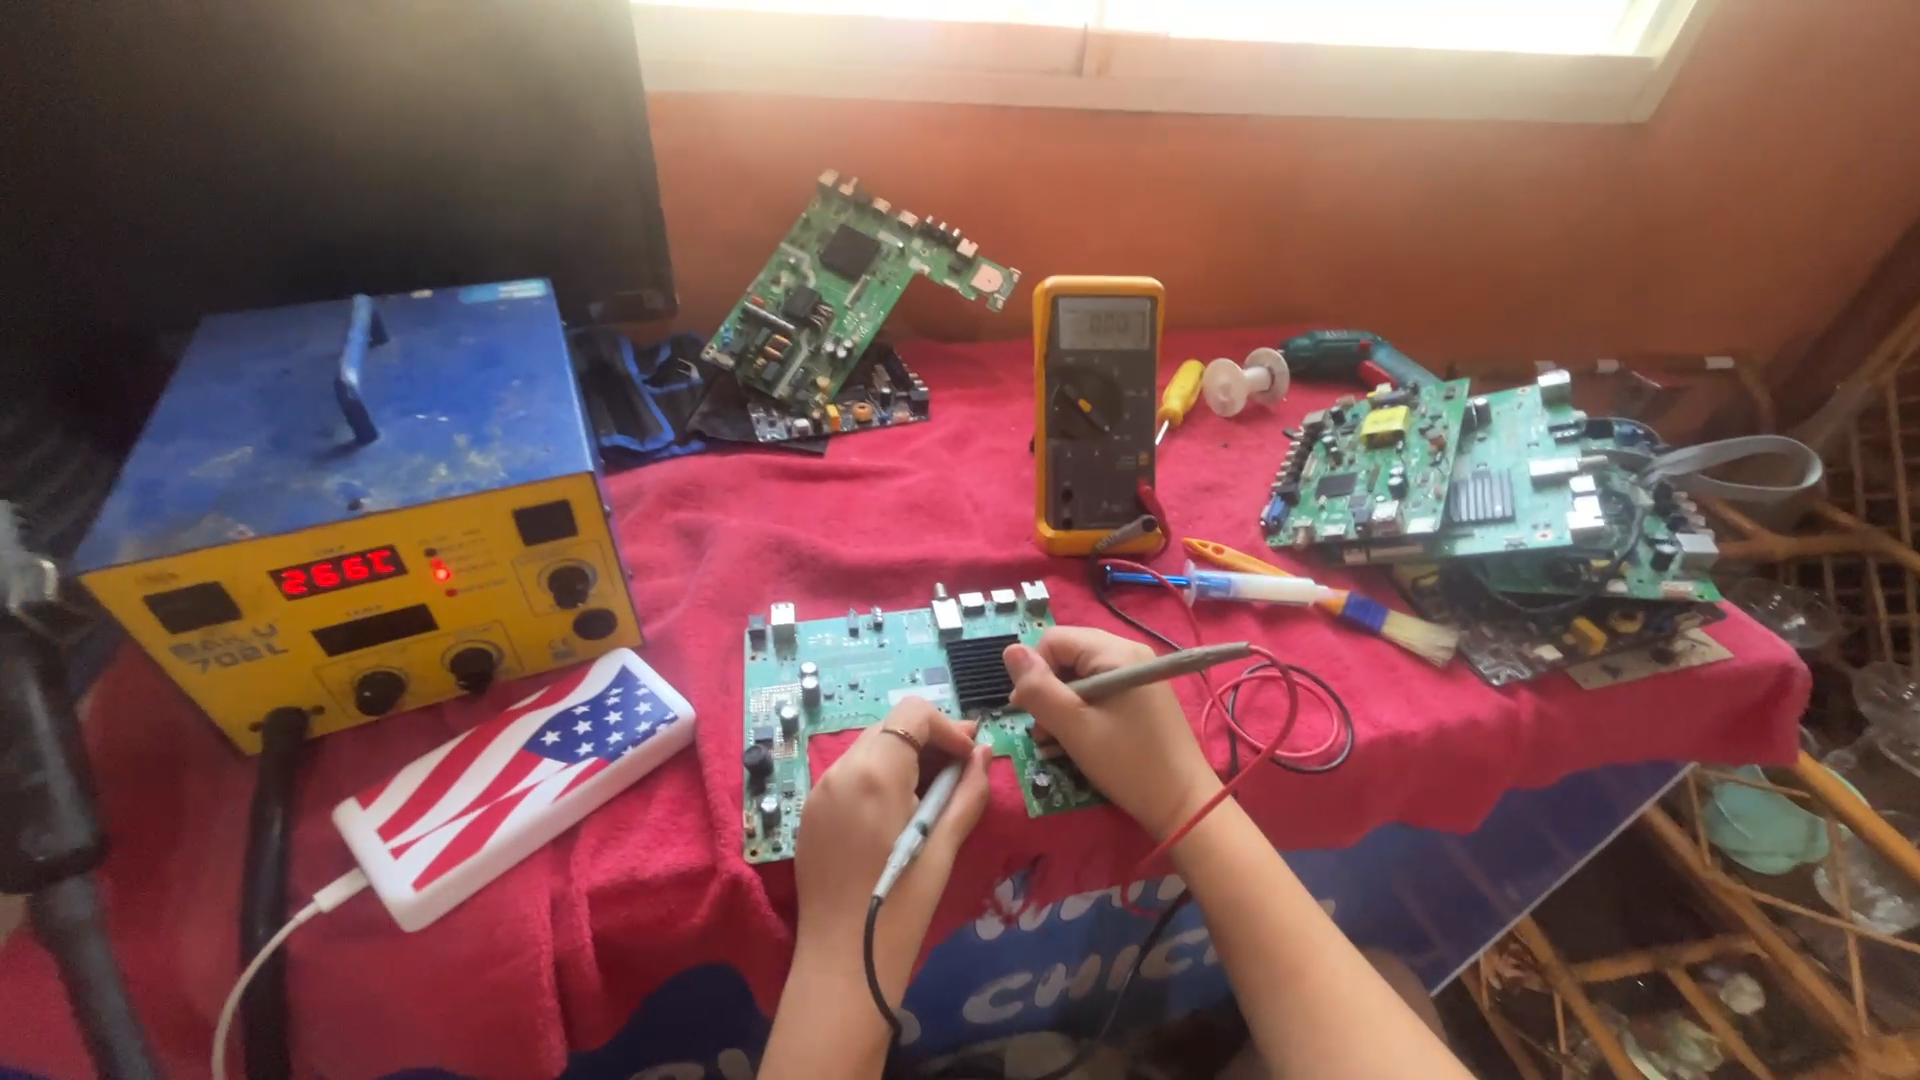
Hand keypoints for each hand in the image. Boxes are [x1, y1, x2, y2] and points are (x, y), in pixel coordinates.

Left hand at [792, 698, 990, 999]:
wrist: (841, 963)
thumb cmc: (901, 907)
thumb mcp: (943, 847)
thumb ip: (967, 792)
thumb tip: (983, 752)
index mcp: (874, 772)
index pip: (913, 714)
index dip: (947, 726)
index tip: (969, 757)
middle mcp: (840, 769)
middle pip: (890, 726)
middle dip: (928, 740)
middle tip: (959, 771)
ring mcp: (819, 790)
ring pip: (870, 747)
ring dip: (904, 757)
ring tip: (931, 794)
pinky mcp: (811, 811)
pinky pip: (850, 773)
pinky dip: (878, 776)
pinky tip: (897, 811)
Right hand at [1005, 627, 1221, 840]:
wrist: (1184, 804)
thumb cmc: (1127, 763)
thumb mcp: (1074, 727)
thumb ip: (1039, 688)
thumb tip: (1008, 651)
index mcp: (1115, 651)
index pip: (1054, 640)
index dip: (1034, 672)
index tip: (1028, 712)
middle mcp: (1129, 652)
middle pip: (1068, 655)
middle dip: (1048, 690)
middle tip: (1044, 731)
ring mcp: (1138, 673)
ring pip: (1081, 675)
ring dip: (1062, 705)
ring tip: (1059, 741)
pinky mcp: (1142, 695)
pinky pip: (1100, 690)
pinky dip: (1083, 711)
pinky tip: (1081, 739)